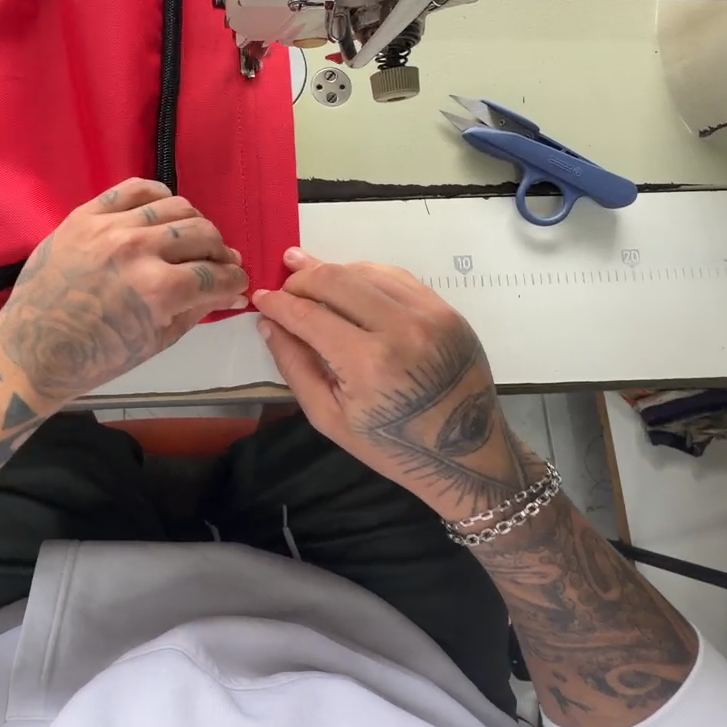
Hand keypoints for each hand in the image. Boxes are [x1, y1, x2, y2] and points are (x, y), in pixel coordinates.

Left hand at [0, 178, 249, 405]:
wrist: (34, 348)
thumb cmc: (96, 357)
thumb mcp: (156, 341)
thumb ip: (197, 309)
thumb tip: (231, 291)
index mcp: (158, 290)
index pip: (216, 275)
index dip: (235, 281)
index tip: (237, 282)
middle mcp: (137, 250)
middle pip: (202, 234)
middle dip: (220, 252)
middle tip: (219, 263)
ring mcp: (109, 227)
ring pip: (175, 207)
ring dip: (194, 224)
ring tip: (193, 239)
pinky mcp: (85, 215)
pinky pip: (134, 189)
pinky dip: (158, 196)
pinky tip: (165, 211)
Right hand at [251, 249, 536, 519]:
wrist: (467, 455)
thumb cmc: (390, 445)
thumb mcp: (328, 417)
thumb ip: (294, 365)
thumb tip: (268, 323)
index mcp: (368, 363)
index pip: (308, 314)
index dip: (278, 303)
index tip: (260, 298)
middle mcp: (401, 328)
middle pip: (335, 279)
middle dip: (301, 280)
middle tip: (283, 287)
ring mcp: (430, 315)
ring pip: (365, 270)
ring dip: (331, 272)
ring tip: (306, 274)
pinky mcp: (447, 310)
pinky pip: (396, 277)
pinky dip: (364, 274)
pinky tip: (347, 283)